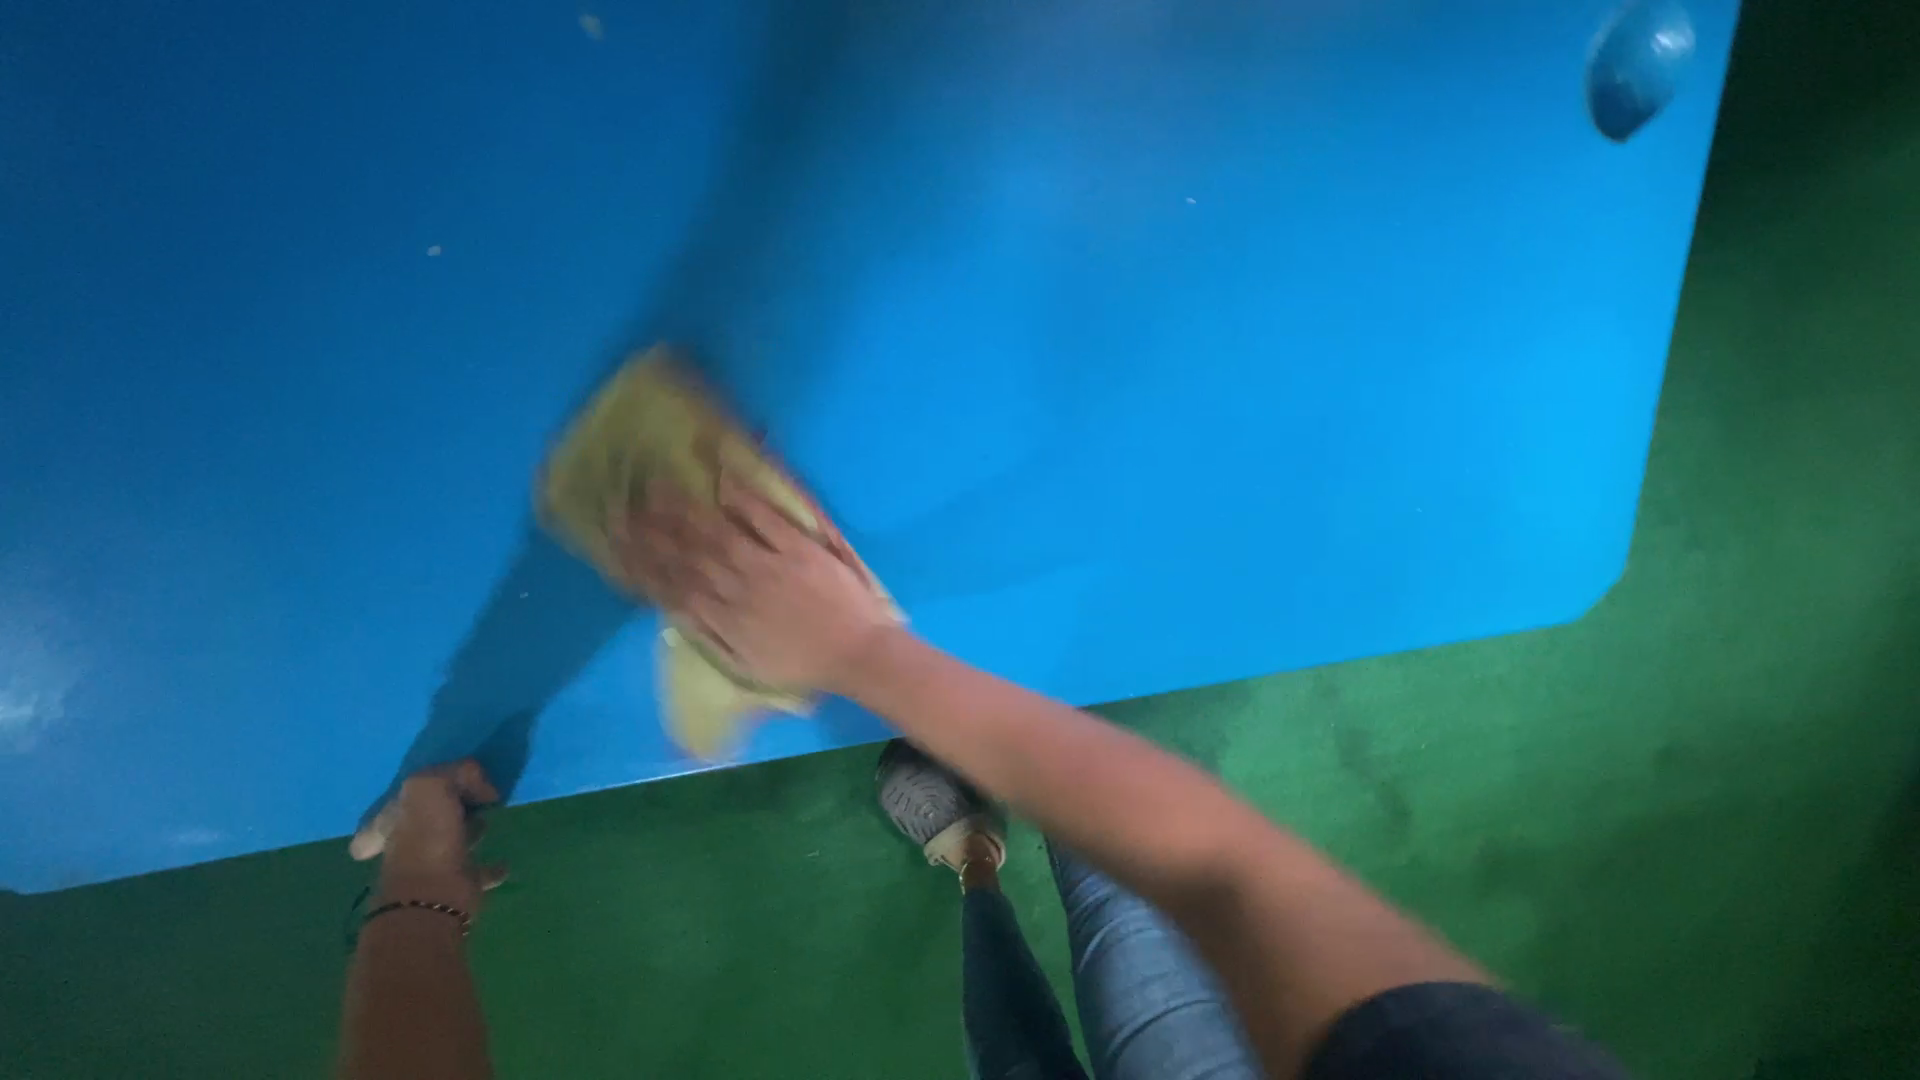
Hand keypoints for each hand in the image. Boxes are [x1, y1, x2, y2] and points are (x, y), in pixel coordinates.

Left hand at [356, 760, 506, 912]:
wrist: (436, 899)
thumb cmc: (428, 840)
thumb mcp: (431, 787)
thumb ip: (455, 773)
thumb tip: (482, 788)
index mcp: (395, 823)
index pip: (393, 808)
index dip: (409, 799)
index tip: (440, 791)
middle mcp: (408, 846)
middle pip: (426, 824)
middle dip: (445, 814)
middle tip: (470, 803)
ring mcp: (433, 869)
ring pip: (452, 844)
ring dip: (469, 834)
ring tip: (488, 825)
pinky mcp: (459, 887)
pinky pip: (479, 871)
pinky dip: (492, 866)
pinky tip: (505, 861)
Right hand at [613, 470, 899, 691]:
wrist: (858, 654)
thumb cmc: (806, 663)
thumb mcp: (749, 664)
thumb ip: (711, 637)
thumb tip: (674, 611)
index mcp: (726, 620)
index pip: (674, 586)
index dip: (643, 562)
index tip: (618, 542)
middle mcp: (740, 590)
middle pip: (688, 555)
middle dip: (653, 530)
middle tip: (625, 504)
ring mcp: (770, 566)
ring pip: (719, 535)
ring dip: (686, 510)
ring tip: (658, 487)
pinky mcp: (801, 550)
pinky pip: (767, 521)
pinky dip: (745, 501)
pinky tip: (722, 482)